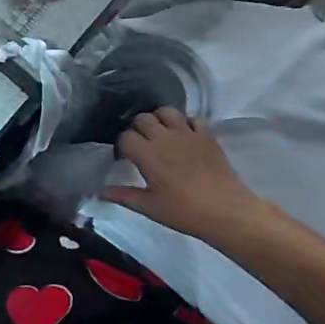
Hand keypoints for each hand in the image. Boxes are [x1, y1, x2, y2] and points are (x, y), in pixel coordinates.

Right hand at [101, 108, 275, 244]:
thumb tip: (98, 193)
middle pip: (143, 119)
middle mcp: (165, 138)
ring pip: (167, 111)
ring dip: (159, 119)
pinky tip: (184, 136)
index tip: (124, 158)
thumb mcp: (149, 207)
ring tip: (159, 134)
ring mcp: (188, 133)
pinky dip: (185, 123)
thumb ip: (123, 196)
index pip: (125, 137)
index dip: (121, 146)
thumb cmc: (184, 212)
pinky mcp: (207, 135)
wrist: (226, 211)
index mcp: (148, 155)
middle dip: (137, 129)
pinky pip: (192, 118)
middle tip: (140, 145)